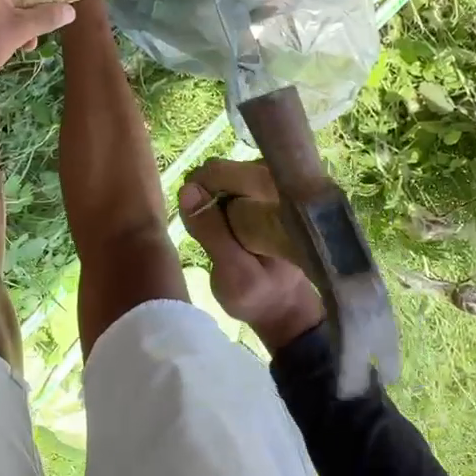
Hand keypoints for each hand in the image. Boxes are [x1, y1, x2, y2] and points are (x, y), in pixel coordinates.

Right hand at [179, 159, 325, 350]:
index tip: (200, 226)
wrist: (288, 306)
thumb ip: (210, 231)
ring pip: (226, 172)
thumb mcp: (231, 274)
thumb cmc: (261, 296)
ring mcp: (280, 181)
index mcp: (281, 200)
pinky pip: (234, 178)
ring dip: (216, 198)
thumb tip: (187, 188)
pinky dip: (226, 198)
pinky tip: (233, 225)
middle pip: (223, 169)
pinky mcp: (274, 186)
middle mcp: (285, 181)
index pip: (222, 173)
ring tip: (225, 233)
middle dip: (209, 196)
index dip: (202, 195)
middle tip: (213, 234)